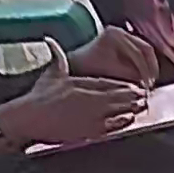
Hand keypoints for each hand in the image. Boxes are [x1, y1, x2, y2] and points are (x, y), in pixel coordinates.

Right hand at [0, 73, 146, 145]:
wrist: (30, 119)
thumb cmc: (39, 99)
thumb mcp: (49, 76)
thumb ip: (56, 59)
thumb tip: (51, 42)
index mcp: (78, 85)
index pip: (105, 83)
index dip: (121, 84)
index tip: (132, 84)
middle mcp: (86, 100)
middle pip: (115, 96)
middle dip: (130, 95)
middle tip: (143, 94)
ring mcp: (89, 116)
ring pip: (116, 110)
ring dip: (130, 108)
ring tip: (141, 105)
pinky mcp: (89, 131)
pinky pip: (110, 126)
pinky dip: (121, 122)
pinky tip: (129, 118)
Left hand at [67, 27, 158, 87]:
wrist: (77, 65)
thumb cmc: (91, 69)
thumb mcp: (113, 73)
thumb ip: (132, 75)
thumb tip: (146, 82)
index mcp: (116, 35)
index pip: (141, 53)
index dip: (147, 72)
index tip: (149, 86)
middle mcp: (120, 31)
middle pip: (146, 49)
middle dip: (152, 68)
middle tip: (152, 84)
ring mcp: (121, 35)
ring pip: (145, 50)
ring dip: (149, 66)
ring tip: (149, 81)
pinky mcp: (121, 43)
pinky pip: (139, 52)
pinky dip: (144, 64)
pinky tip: (144, 77)